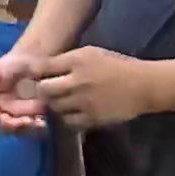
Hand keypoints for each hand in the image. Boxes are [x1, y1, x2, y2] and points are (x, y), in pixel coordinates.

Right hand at [0, 49, 48, 133]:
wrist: (35, 59)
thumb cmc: (12, 63)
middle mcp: (6, 114)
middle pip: (5, 128)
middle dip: (11, 126)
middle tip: (19, 121)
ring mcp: (22, 117)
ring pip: (21, 131)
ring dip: (26, 129)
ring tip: (33, 122)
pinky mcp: (37, 117)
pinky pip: (37, 128)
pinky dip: (39, 128)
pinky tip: (43, 122)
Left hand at [36, 47, 158, 128]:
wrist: (142, 85)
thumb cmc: (115, 65)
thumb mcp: (90, 53)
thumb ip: (67, 60)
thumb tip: (42, 67)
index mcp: (77, 61)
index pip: (43, 66)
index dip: (34, 72)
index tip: (32, 76)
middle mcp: (78, 81)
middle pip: (44, 89)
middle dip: (42, 91)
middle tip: (47, 91)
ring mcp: (84, 101)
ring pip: (55, 107)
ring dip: (55, 105)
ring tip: (62, 101)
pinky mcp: (92, 118)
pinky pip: (68, 121)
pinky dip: (67, 117)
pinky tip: (73, 111)